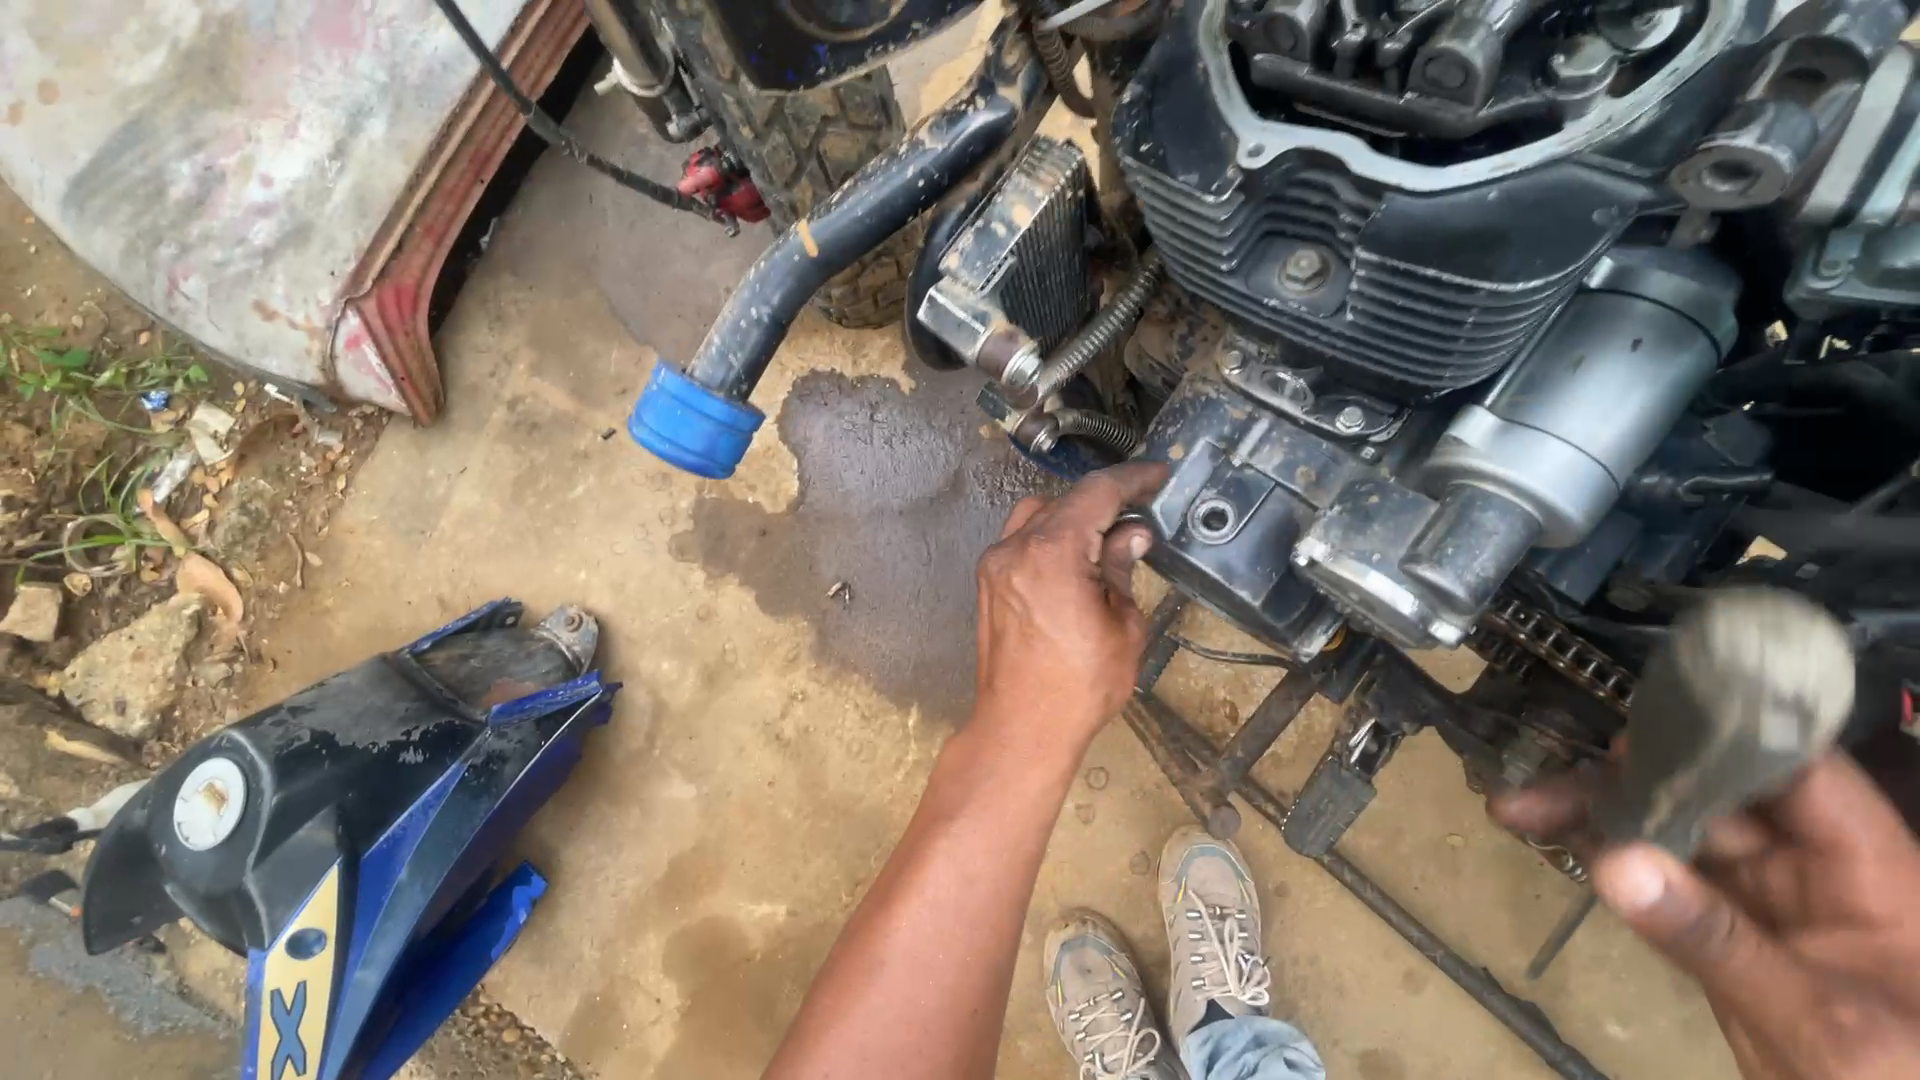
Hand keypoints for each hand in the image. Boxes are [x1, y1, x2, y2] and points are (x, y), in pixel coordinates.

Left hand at [973, 463, 1168, 757]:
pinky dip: (1048, 537)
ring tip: (1106, 538)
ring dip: (1072, 516)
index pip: (1097, 492)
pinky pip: (1020, 540)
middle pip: (1064, 499)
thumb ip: (1121, 568)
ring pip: (1037, 515)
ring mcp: (995, 564)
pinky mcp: (988, 583)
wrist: (1022, 727)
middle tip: (1140, 515)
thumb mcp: (1122, 626)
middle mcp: (1015, 548)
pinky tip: (1074, 561)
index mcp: (1053, 552)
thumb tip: (1131, 534)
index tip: (1158, 476)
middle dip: (1104, 501)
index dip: (1133, 479)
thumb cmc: (1079, 686)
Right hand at [1493, 753, 1919, 1079]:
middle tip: (1535, 777)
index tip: (1638, 711)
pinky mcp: (1710, 925)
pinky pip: (1643, 873)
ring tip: (1510, 809)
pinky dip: (1588, 851)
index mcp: (1869, 872)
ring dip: (1586, 814)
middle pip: (1704, 795)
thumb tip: (1612, 862)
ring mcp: (1754, 896)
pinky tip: (1533, 832)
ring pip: (1661, 829)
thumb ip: (1717, 941)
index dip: (1726, 733)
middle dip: (1617, 780)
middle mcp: (1806, 868)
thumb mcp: (1827, 1028)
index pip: (1797, 773)